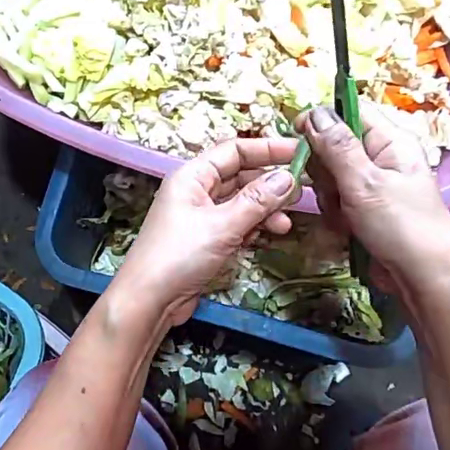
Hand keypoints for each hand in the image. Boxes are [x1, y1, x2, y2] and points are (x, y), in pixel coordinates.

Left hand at [111, 138, 300, 327]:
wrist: (149, 300)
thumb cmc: (180, 255)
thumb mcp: (222, 225)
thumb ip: (257, 201)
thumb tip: (288, 178)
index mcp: (192, 176)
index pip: (234, 151)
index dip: (268, 149)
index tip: (300, 152)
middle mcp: (196, 191)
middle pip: (240, 176)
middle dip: (270, 184)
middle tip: (300, 193)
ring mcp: (201, 216)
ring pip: (241, 203)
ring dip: (265, 210)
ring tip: (285, 224)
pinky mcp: (207, 240)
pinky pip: (236, 224)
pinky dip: (253, 227)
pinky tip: (269, 235)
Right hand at [296, 105, 449, 296]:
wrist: (425, 279)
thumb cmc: (401, 226)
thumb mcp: (365, 182)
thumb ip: (337, 147)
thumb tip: (314, 111)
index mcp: (391, 141)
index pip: (351, 110)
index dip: (322, 119)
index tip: (297, 136)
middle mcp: (382, 157)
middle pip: (335, 145)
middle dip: (324, 168)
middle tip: (332, 189)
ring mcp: (373, 185)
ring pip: (331, 176)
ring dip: (329, 196)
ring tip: (343, 216)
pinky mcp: (365, 208)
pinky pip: (337, 200)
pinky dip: (335, 214)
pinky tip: (345, 229)